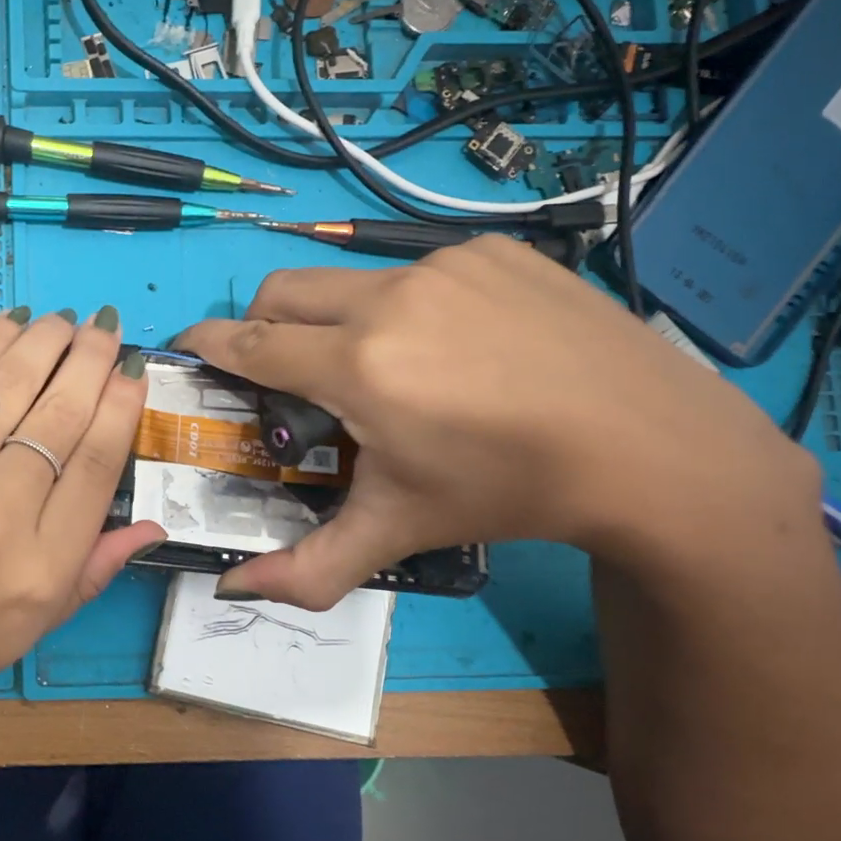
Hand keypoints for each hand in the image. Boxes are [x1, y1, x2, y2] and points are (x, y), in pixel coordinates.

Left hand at [0, 306, 164, 709]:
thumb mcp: (35, 626)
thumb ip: (94, 572)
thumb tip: (155, 524)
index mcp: (42, 564)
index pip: (97, 466)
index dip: (122, 410)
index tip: (133, 374)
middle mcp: (0, 511)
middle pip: (61, 417)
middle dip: (92, 362)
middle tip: (108, 327)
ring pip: (12, 387)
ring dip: (47, 342)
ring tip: (69, 319)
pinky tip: (14, 324)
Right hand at [175, 236, 816, 609]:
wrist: (652, 449)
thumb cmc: (508, 492)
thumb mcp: (399, 530)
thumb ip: (308, 566)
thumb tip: (232, 590)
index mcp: (359, 366)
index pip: (250, 341)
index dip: (208, 342)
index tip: (188, 346)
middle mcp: (391, 299)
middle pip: (282, 290)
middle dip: (259, 322)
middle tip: (278, 366)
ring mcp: (447, 265)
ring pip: (349, 279)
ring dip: (337, 318)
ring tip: (383, 366)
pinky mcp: (494, 249)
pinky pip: (415, 270)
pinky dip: (405, 303)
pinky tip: (453, 345)